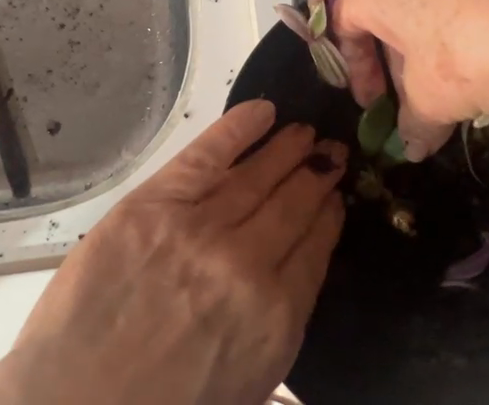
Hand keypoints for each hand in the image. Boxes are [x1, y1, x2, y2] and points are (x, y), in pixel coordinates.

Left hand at [0, 101, 346, 404]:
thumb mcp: (245, 383)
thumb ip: (276, 325)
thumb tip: (295, 272)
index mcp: (274, 318)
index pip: (315, 248)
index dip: (327, 217)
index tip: (335, 197)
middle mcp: (246, 265)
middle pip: (293, 204)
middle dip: (316, 175)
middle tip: (330, 152)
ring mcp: (198, 229)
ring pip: (257, 176)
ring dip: (285, 149)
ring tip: (303, 132)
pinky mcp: (153, 205)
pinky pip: (207, 155)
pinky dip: (238, 128)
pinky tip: (263, 112)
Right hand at [332, 0, 488, 158]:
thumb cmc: (473, 54)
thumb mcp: (435, 101)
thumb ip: (413, 124)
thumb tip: (410, 147)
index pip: (345, 26)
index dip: (357, 70)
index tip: (375, 103)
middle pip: (385, 7)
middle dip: (395, 55)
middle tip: (415, 94)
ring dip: (430, 34)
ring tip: (457, 74)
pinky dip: (465, 14)